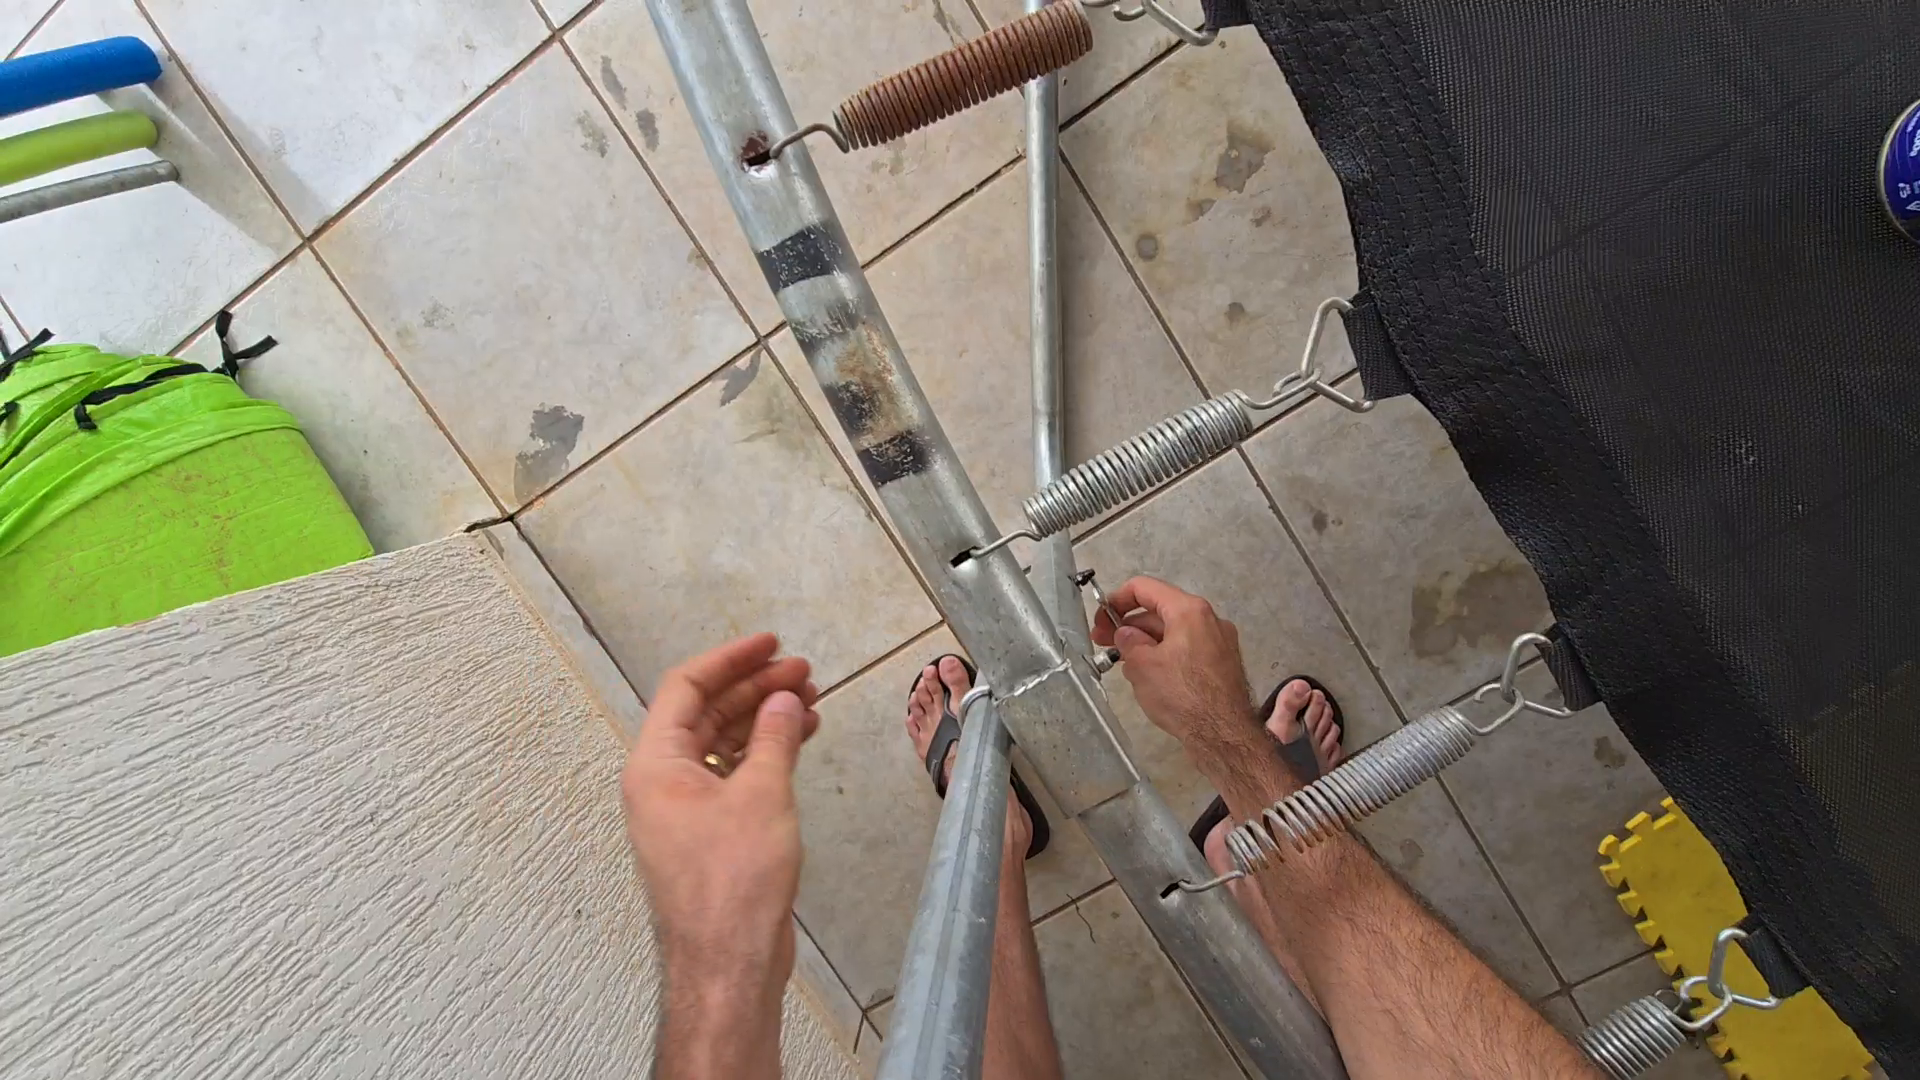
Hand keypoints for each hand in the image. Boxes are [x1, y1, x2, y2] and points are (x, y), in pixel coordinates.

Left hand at [623, 633, 818, 1078]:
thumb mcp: (761, 794)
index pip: (686, 687)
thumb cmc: (736, 876)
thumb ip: (774, 737)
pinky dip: (768, 749)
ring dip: (766, 716)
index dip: (730, 658)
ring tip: (812, 699)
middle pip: (709, 712)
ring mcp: (688, 804)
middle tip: (805, 672)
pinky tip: (802, 736)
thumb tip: (785, 697)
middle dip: (756, 686)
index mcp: (657, 763)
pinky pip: (737, 770)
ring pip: (726, 740)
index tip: (772, 643)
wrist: (730, 962)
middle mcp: (665, 778)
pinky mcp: (712, 826)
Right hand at [1091, 576, 1256, 759]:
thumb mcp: (1142, 665)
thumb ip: (1128, 641)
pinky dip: (1164, 655)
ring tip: (1124, 665)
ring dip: (1145, 643)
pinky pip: (1186, 649)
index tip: (1100, 620)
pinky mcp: (1223, 664)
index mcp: (1189, 610)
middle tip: (1103, 643)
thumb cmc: (1181, 695)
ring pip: (1172, 633)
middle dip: (1129, 625)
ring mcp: (1220, 642)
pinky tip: (1150, 676)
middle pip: (1159, 611)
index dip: (1116, 600)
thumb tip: (1126, 634)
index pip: (1144, 588)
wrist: (1224, 736)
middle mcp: (1209, 619)